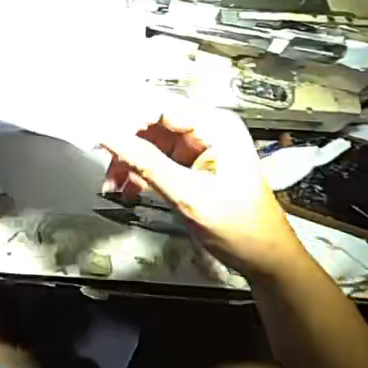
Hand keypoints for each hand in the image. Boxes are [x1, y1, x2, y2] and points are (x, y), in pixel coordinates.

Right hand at [100, 102, 308, 280]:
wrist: (266, 259)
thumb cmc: (244, 229)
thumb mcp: (188, 195)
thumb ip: (146, 163)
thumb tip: (110, 137)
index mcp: (217, 126)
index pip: (160, 108)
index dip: (127, 120)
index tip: (102, 136)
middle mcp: (208, 128)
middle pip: (151, 122)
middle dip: (126, 145)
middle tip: (105, 163)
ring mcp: (200, 144)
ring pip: (149, 140)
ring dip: (129, 161)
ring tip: (115, 183)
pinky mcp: (192, 162)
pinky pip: (157, 157)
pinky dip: (140, 171)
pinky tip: (129, 187)